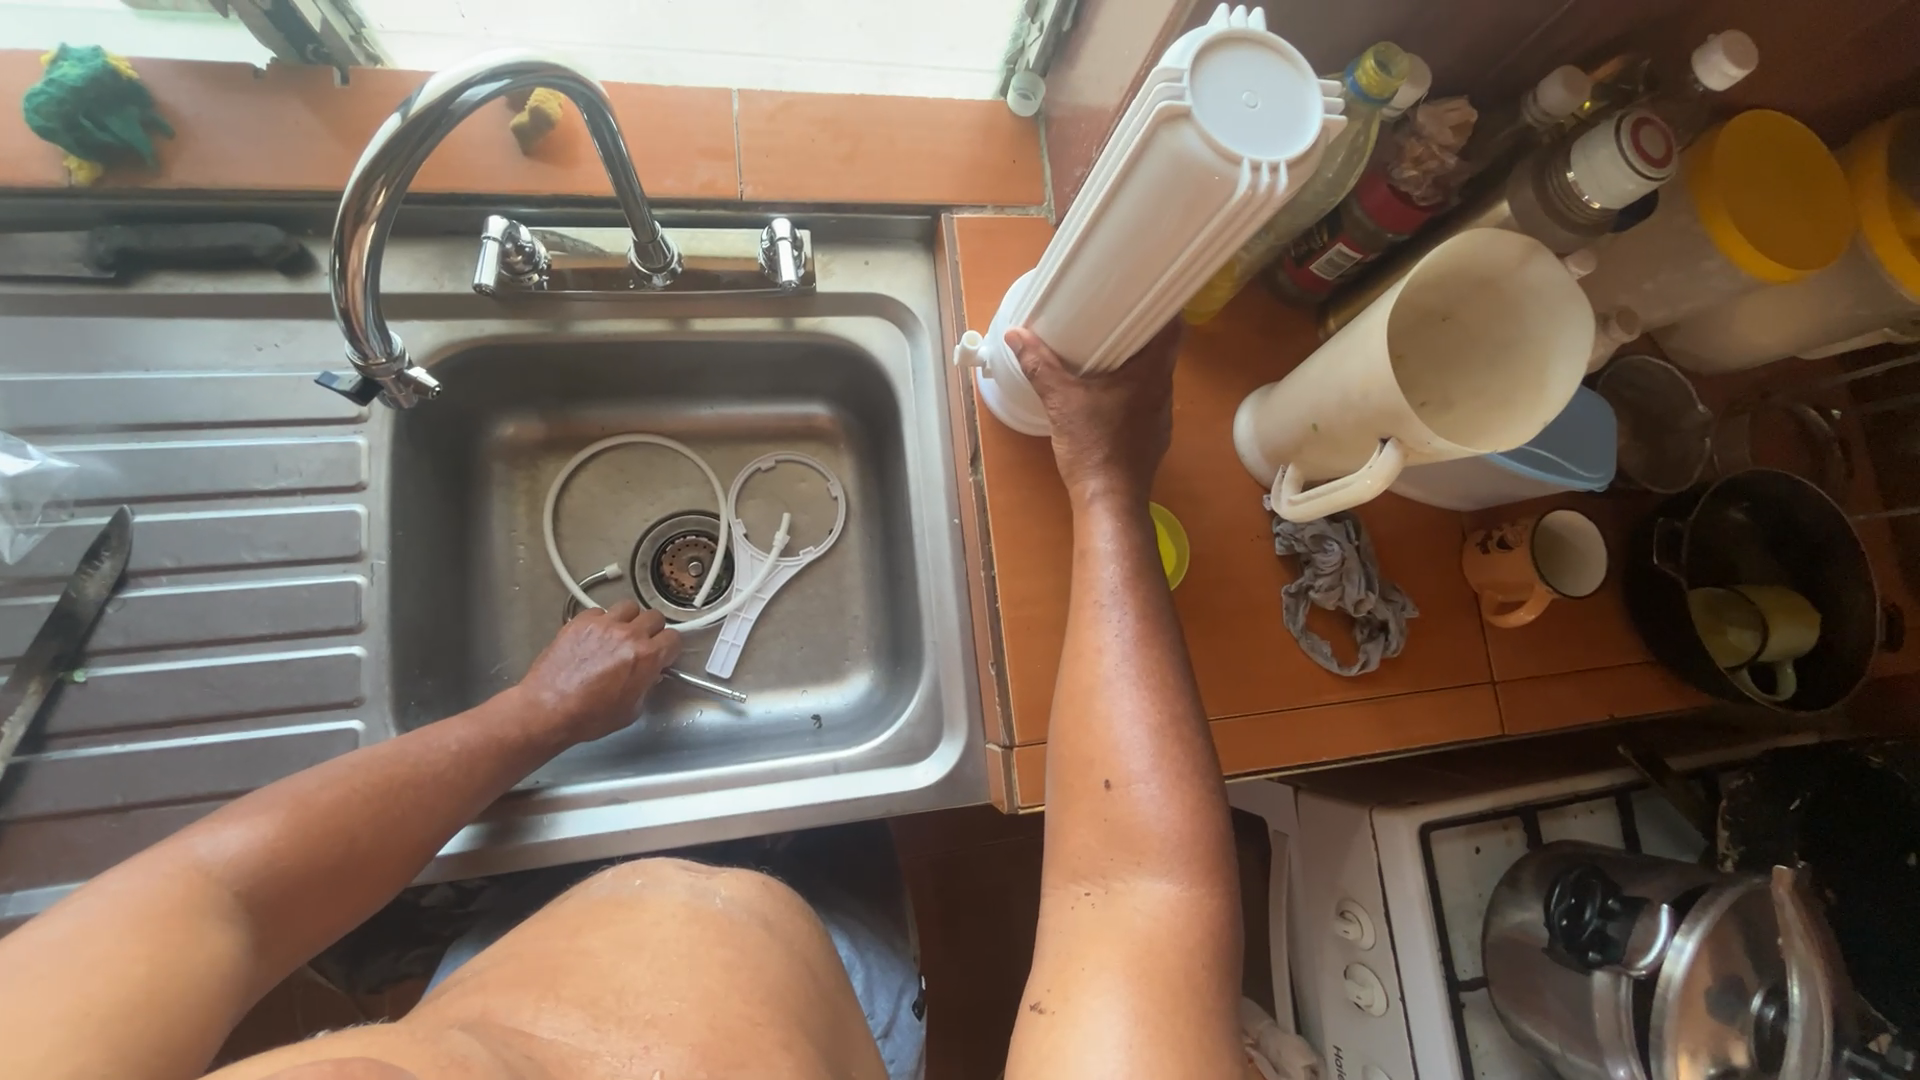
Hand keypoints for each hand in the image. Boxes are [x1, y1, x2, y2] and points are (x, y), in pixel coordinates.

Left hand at [516, 601, 682, 743]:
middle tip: (641, 643)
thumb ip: (646, 686)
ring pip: (628, 607)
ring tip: (618, 634)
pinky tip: (593, 637)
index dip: (669, 648)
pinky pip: (598, 612)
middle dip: (651, 630)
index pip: (674, 638)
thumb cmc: (590, 716)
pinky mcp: (580, 622)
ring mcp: (603, 625)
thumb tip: (649, 675)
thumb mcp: (632, 709)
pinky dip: (600, 622)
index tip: (662, 654)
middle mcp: (629, 635)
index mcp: (648, 657)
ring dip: (628, 620)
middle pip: (654, 616)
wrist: (547, 710)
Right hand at [1005, 320, 1180, 506]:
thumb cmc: (1092, 447)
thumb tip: (1016, 334)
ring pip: (1154, 376)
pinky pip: (1147, 400)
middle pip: (1163, 349)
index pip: (1173, 327)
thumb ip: (1039, 365)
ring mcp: (1161, 415)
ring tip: (1108, 349)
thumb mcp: (1060, 401)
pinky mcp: (1153, 435)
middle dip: (1141, 331)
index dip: (1163, 305)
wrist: (1109, 500)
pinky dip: (1132, 389)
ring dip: (1136, 362)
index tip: (1144, 291)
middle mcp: (1164, 390)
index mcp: (1151, 373)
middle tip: (1115, 315)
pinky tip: (1109, 393)